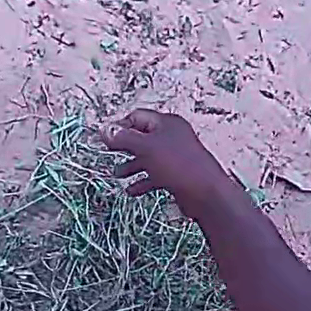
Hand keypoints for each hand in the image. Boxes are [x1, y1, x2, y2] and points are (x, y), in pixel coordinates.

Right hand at [104, 109, 236, 218]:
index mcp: (166, 124)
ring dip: (131, 166)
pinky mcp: (176, 174)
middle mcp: (171, 137)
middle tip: (109, 152)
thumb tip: (105, 130)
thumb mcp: (146, 148)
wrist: (205, 193)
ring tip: (118, 174)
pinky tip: (132, 190)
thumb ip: (123, 139)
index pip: (137, 117)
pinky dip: (142, 181)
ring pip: (147, 158)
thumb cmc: (179, 165)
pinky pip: (154, 175)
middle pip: (141, 137)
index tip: (105, 138)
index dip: (119, 126)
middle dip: (124, 146)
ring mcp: (175, 156)